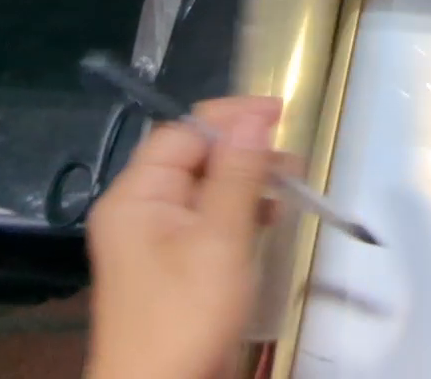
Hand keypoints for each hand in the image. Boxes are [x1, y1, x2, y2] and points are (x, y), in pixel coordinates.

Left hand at [86, 97, 282, 378]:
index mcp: (138, 196)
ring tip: (292, 185)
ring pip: (209, 184)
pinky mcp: (177, 260)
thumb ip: (239, 172)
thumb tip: (255, 115)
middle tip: (292, 157)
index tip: (280, 114)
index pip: (185, 132)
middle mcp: (142, 208)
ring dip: (250, 177)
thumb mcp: (220, 239)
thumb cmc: (186, 315)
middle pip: (197, 156)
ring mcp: (158, 236)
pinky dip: (243, 207)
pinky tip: (272, 216)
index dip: (232, 118)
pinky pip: (211, 215)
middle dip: (246, 150)